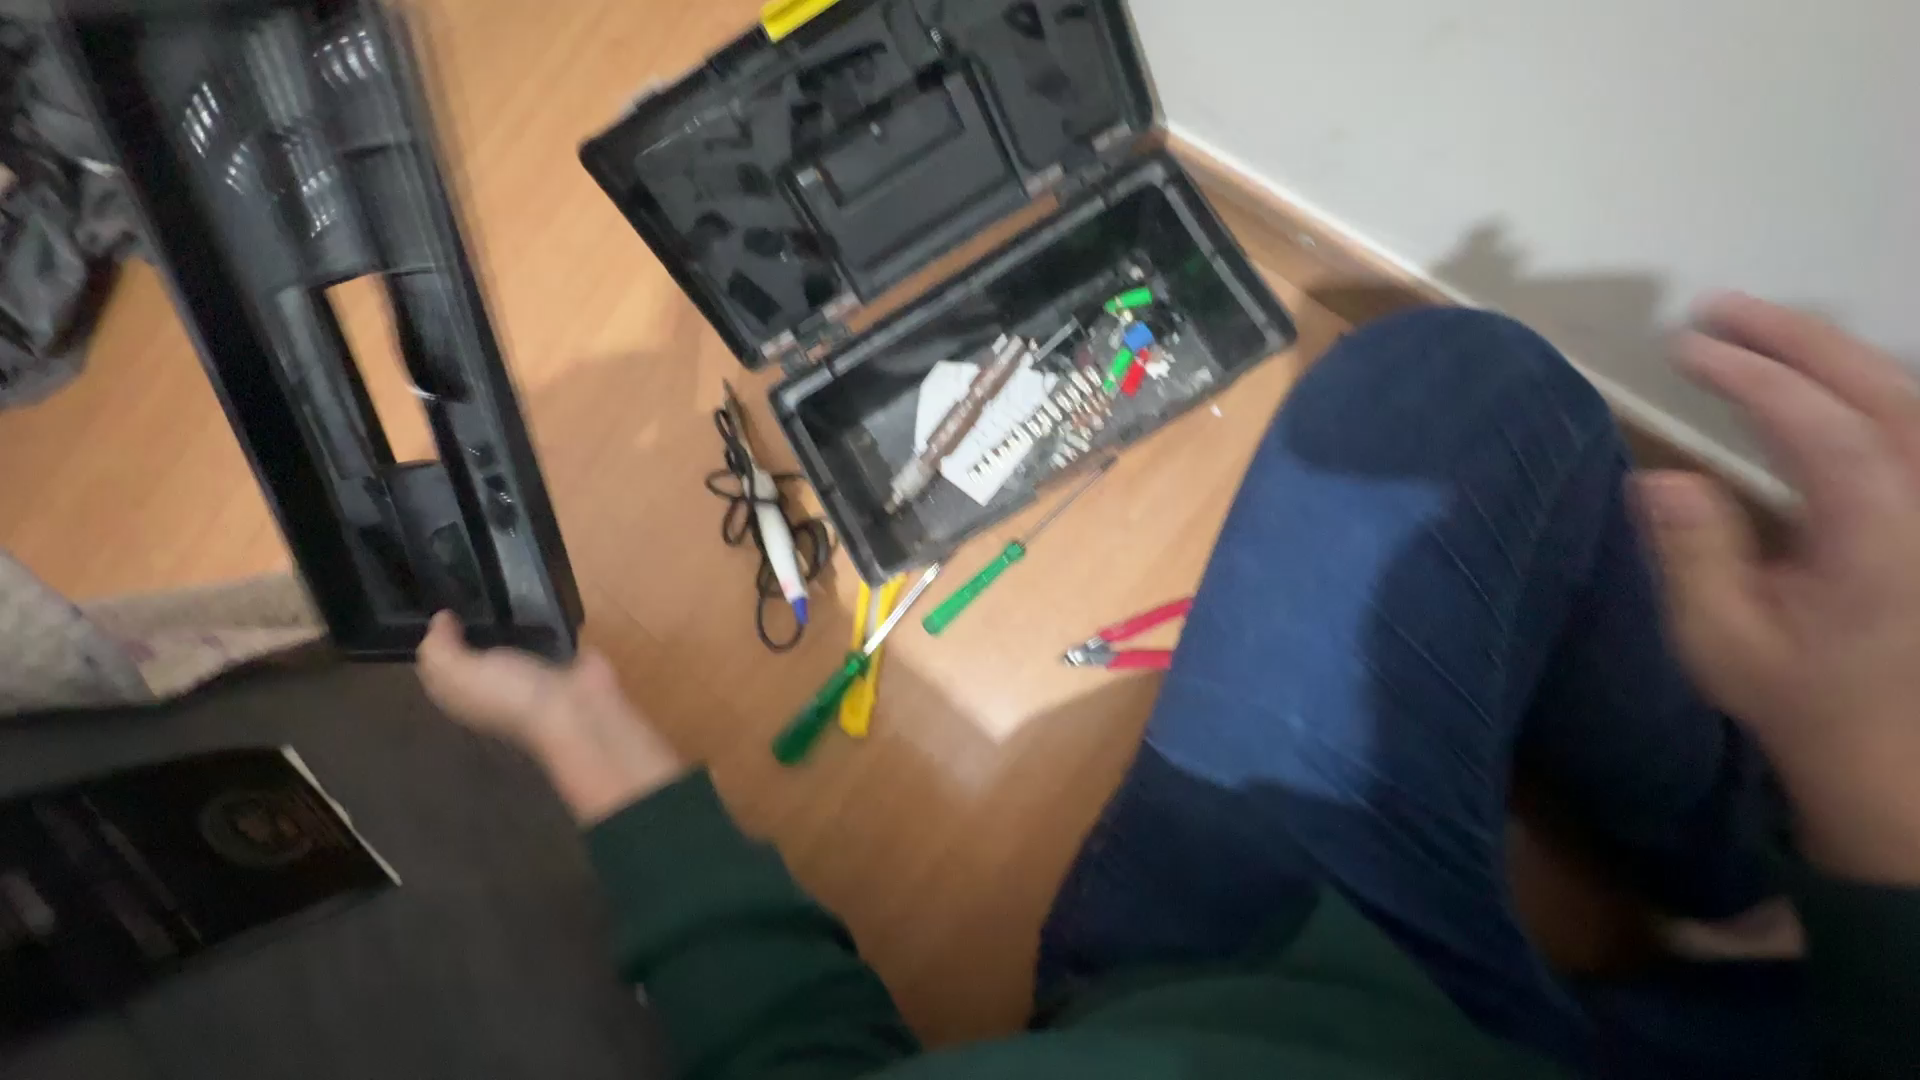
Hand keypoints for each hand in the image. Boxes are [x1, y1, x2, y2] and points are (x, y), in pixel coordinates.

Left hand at [417, 613, 686, 822]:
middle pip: (478, 652)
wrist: (576, 708)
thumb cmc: (511, 694)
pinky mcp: (566, 661)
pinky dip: (547, 620)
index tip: (442, 602)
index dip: (437, 637)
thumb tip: (441, 620)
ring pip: (514, 643)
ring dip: (511, 620)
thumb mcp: (458, 675)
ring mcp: (534, 674)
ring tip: (506, 587)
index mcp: (466, 694)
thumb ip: (440, 649)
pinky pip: (549, 636)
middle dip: (475, 624)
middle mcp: (497, 685)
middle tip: (473, 589)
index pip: (442, 666)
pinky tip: (543, 599)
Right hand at [1635, 293, 1919, 884]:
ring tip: (1759, 329)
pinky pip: (1918, 430)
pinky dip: (1871, 389)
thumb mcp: (1722, 639)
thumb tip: (1661, 476)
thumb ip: (1695, 555)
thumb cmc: (1798, 699)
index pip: (1824, 428)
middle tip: (1721, 308)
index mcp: (1883, 540)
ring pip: (1917, 402)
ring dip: (1838, 354)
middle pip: (1887, 393)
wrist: (1897, 755)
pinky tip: (1826, 378)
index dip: (1756, 376)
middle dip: (1801, 339)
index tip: (1686, 346)